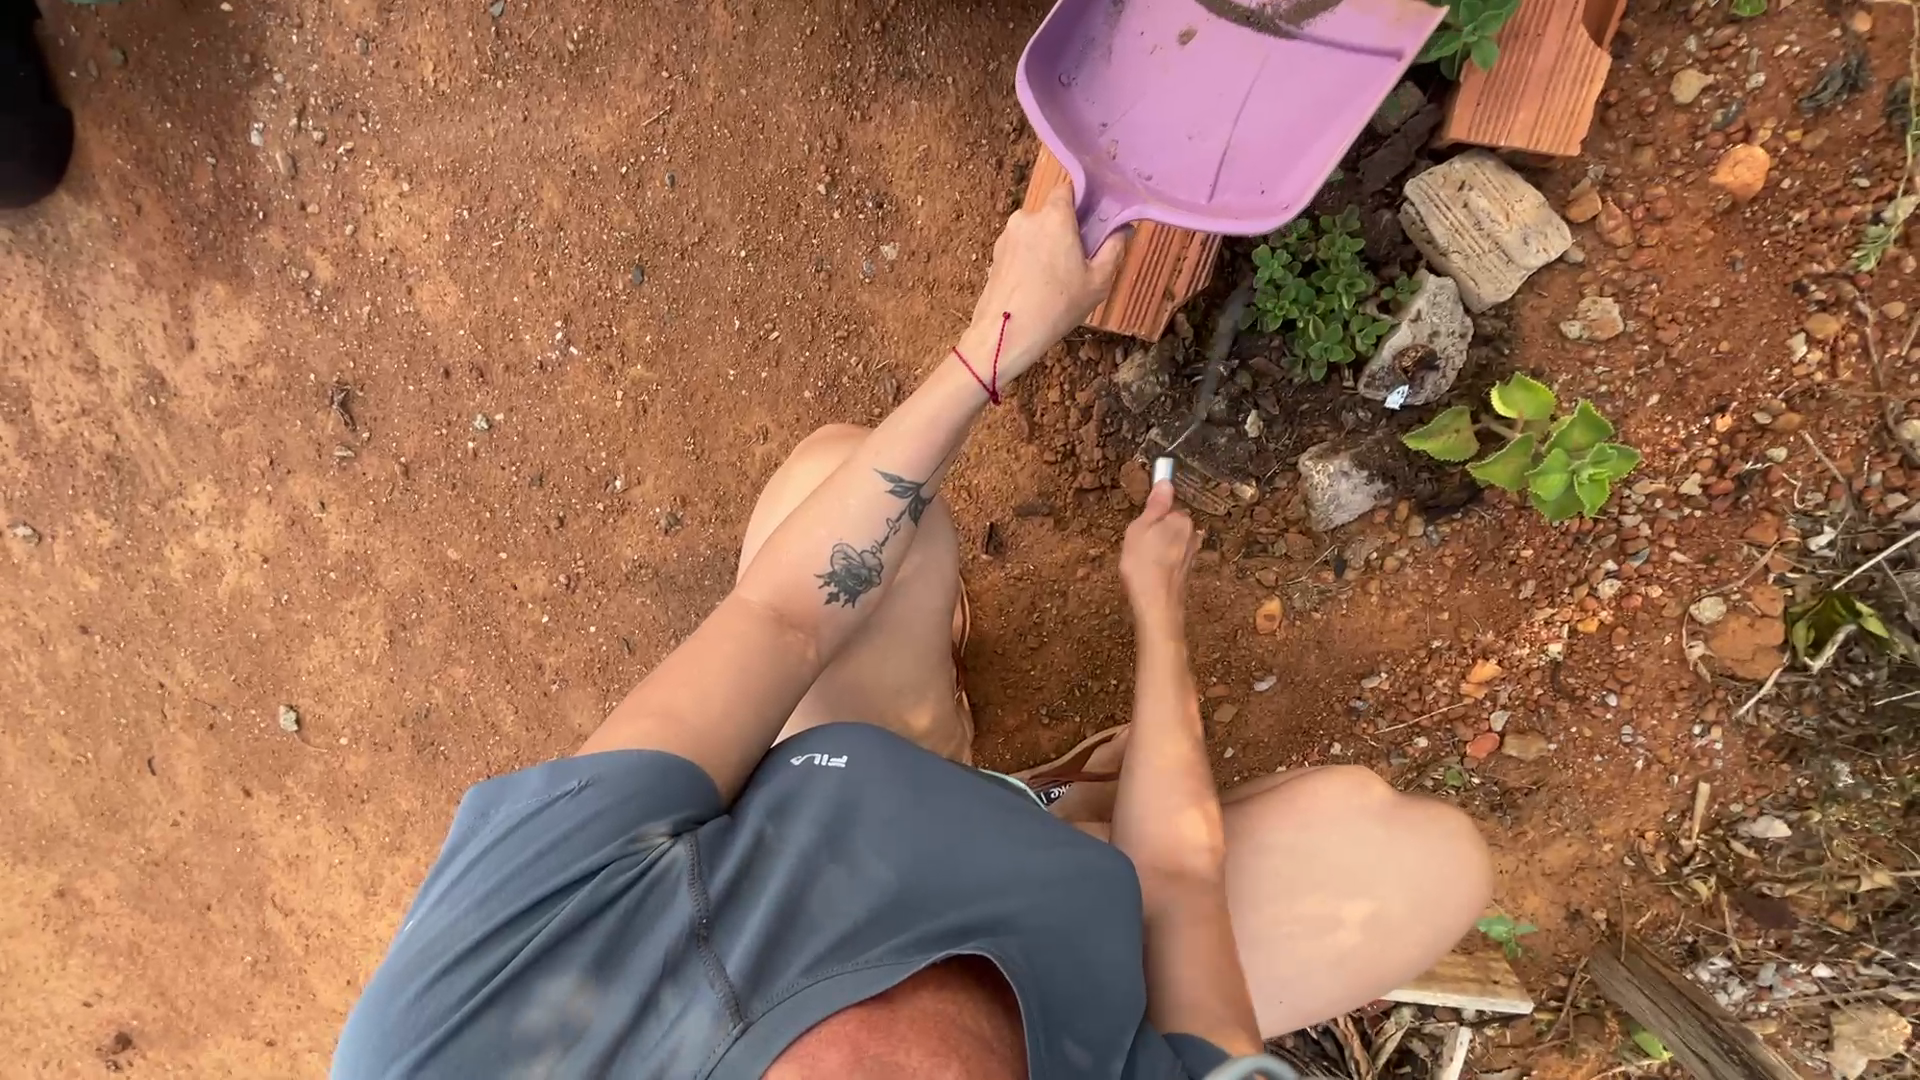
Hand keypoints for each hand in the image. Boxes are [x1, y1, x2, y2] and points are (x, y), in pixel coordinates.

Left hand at [957, 184, 1127, 387]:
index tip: (1090, 227)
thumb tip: (1123, 229)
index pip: (1068, 190)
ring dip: (1044, 249)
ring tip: (1053, 282)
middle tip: (1075, 262)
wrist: (1005, 334)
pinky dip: (1028, 263)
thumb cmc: (1056, 307)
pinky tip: (1034, 289)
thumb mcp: (1098, 282)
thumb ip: (1114, 249)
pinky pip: (1018, 251)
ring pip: (1033, 235)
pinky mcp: (994, 256)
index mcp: (1054, 216)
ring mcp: (1006, 237)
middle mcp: (1026, 218)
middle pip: (1051, 215)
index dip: (1081, 206)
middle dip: (1063, 232)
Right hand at [1121, 480, 1199, 631]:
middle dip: (1155, 531)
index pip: (1167, 507)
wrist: (1156, 605)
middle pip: (1170, 524)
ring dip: (1157, 548)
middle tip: (1135, 544)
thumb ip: (1155, 505)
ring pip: (1171, 542)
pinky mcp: (1186, 571)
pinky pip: (1171, 558)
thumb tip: (1166, 482)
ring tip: (1139, 561)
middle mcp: (1192, 535)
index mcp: (1181, 520)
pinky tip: (1148, 572)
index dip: (1150, 516)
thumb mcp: (1140, 528)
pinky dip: (1161, 562)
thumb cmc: (1143, 565)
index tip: (1137, 528)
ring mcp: (1191, 555)